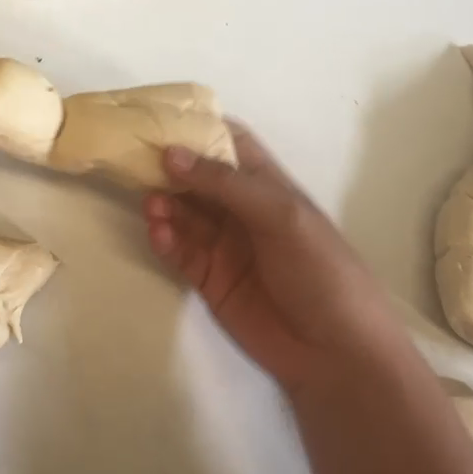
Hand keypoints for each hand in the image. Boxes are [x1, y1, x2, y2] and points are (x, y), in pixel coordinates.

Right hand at [144, 128, 408, 395]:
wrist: (337, 355)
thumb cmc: (321, 271)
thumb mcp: (281, 216)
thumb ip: (225, 183)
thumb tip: (170, 153)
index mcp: (266, 185)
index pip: (227, 143)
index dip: (197, 128)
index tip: (158, 118)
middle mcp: (240, 209)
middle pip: (195, 176)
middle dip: (166, 167)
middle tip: (135, 161)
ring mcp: (223, 244)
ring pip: (182, 212)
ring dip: (163, 203)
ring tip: (151, 206)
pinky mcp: (208, 278)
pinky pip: (178, 249)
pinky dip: (165, 238)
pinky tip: (159, 234)